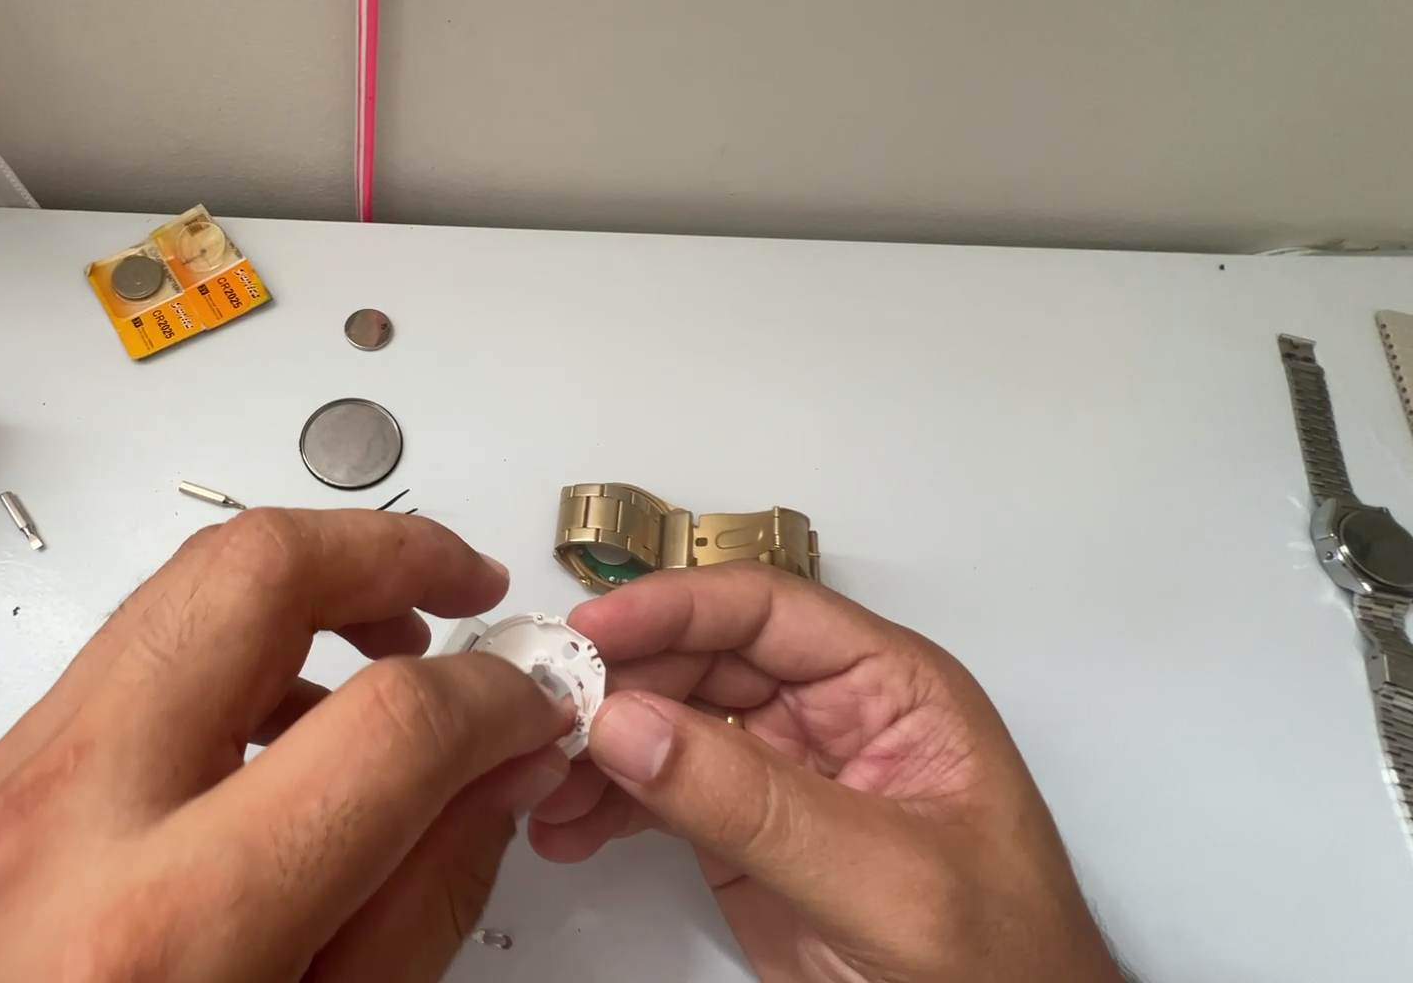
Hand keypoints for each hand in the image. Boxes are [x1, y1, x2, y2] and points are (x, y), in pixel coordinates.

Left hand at [0, 509, 572, 982]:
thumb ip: (430, 891)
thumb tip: (506, 756)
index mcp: (170, 932)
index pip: (383, 728)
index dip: (490, 698)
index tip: (531, 702)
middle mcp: (74, 811)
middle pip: (258, 572)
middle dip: (392, 550)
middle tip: (469, 580)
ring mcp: (23, 768)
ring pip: (202, 575)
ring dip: (327, 573)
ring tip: (404, 634)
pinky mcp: (13, 757)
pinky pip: (161, 634)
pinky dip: (261, 629)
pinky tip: (309, 703)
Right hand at [528, 562, 1125, 982]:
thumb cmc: (1002, 972)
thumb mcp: (888, 884)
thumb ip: (755, 802)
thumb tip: (626, 724)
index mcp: (880, 682)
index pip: (762, 608)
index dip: (672, 606)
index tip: (594, 629)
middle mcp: (817, 704)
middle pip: (693, 656)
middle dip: (619, 683)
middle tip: (553, 714)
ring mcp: (768, 759)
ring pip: (660, 716)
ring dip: (598, 746)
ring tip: (550, 785)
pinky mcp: (731, 815)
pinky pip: (652, 784)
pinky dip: (604, 800)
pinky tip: (569, 826)